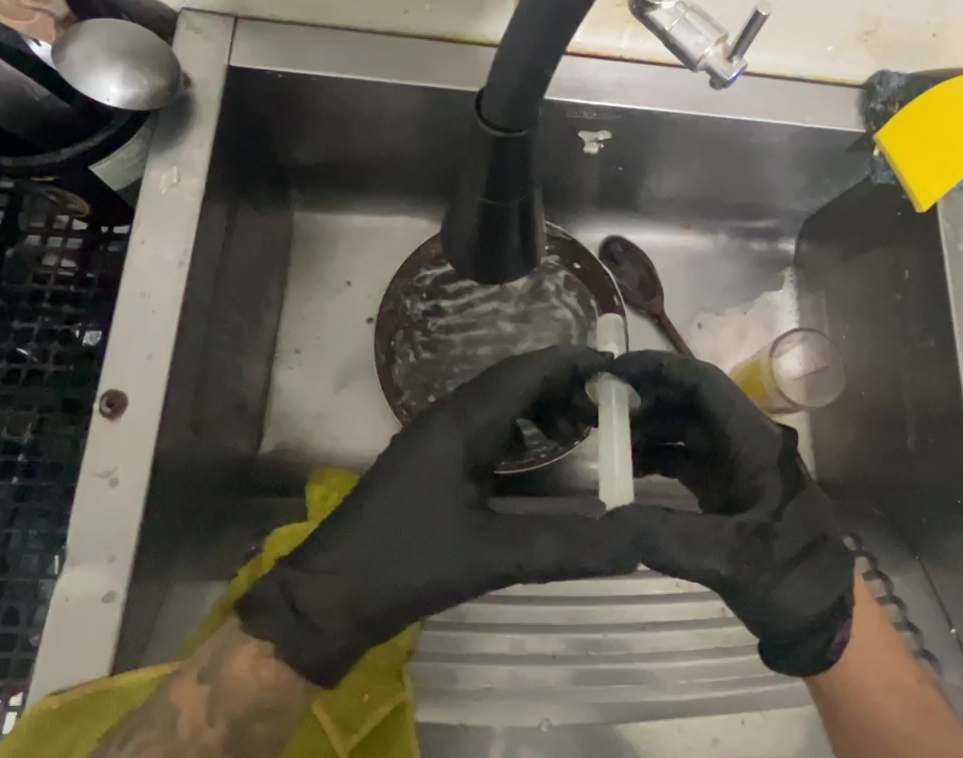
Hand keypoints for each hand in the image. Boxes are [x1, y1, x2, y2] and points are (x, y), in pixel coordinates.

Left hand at [234, 346, 639, 687]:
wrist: (328, 597)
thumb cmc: (405, 565)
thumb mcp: (492, 557)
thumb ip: (566, 546)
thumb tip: (635, 544)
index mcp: (461, 423)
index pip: (526, 370)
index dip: (573, 365)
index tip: (618, 376)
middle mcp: (448, 417)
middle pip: (514, 380)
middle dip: (563, 388)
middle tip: (608, 412)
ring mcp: (435, 439)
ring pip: (498, 404)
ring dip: (540, 410)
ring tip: (580, 435)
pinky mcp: (431, 463)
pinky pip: (485, 430)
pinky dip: (519, 434)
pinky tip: (538, 465)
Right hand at [608, 350, 854, 676]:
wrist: (825, 618)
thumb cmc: (793, 577)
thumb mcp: (733, 558)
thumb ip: (670, 536)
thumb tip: (610, 518)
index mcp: (755, 441)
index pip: (703, 383)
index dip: (659, 369)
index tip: (615, 372)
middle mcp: (746, 443)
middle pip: (691, 401)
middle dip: (647, 397)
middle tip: (599, 405)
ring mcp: (738, 467)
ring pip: (687, 429)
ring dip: (649, 427)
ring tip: (605, 437)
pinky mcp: (730, 491)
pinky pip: (687, 459)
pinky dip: (658, 458)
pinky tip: (627, 468)